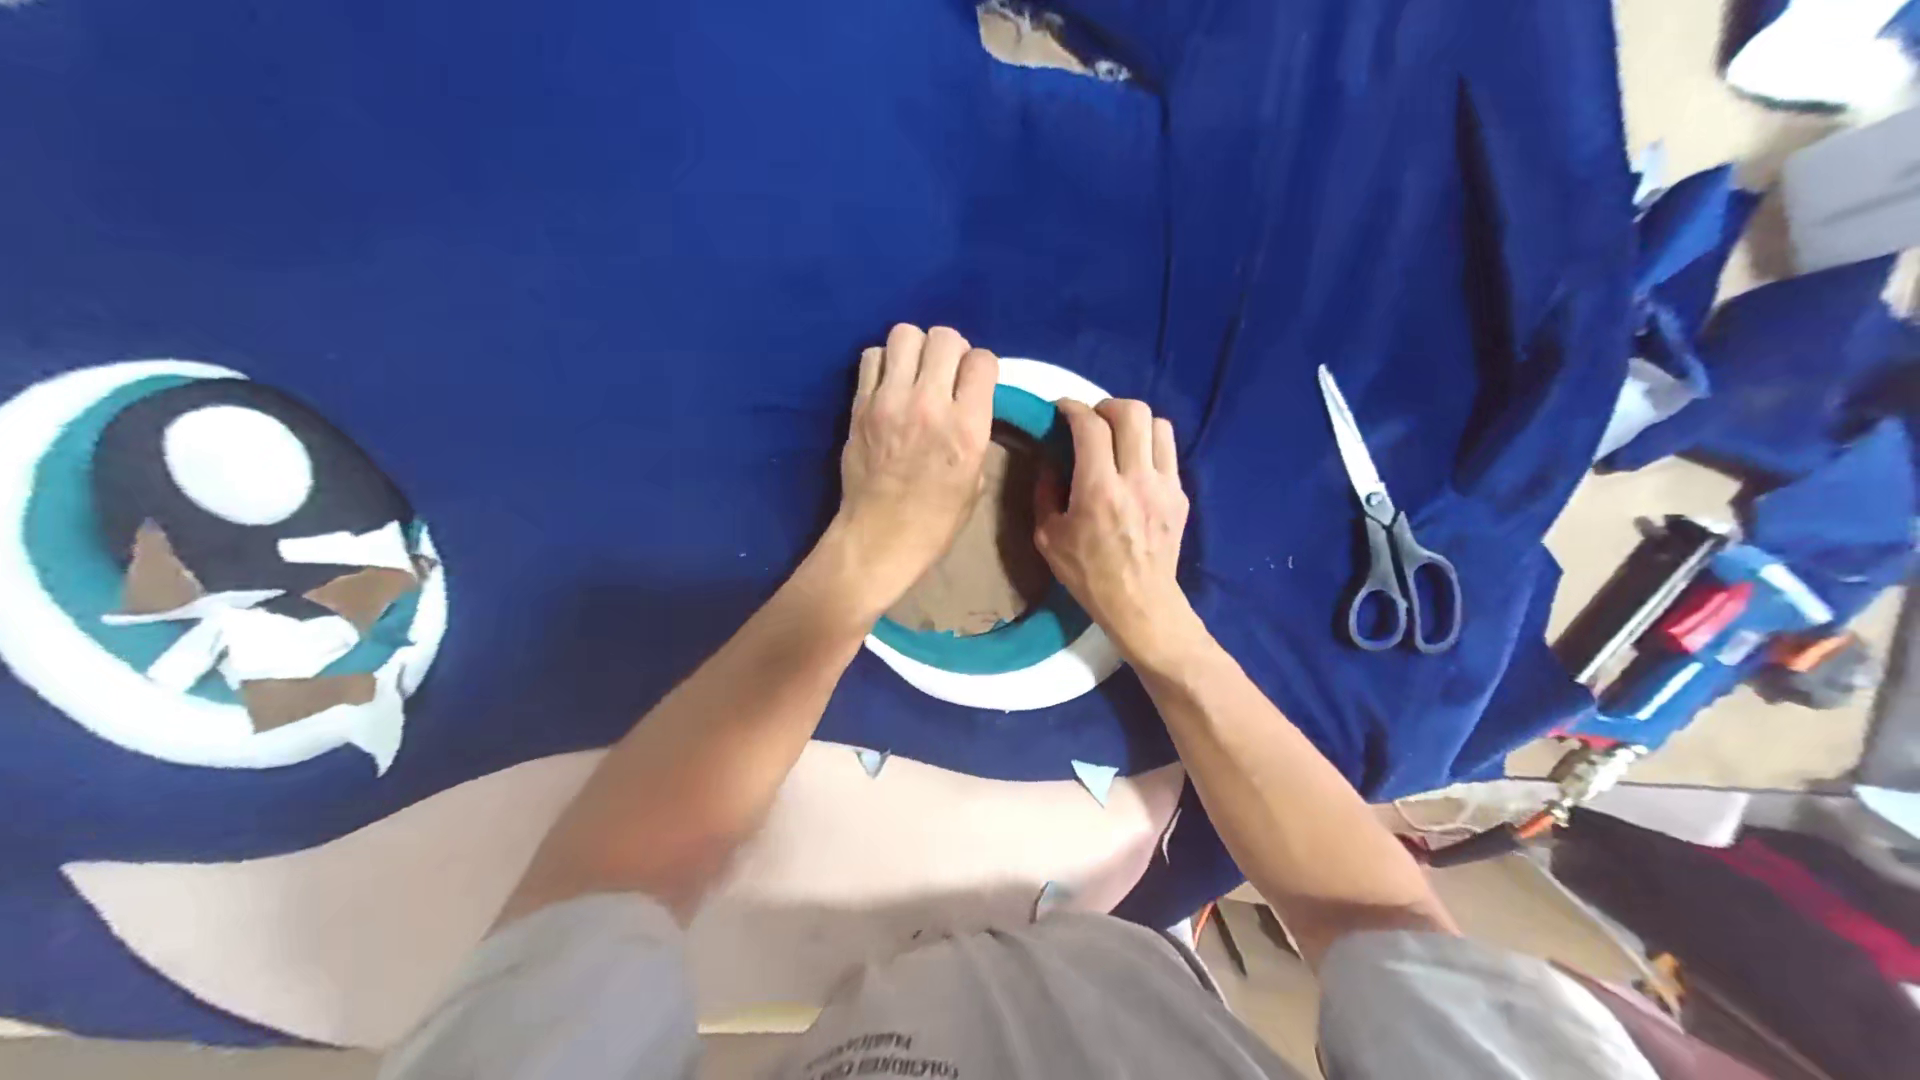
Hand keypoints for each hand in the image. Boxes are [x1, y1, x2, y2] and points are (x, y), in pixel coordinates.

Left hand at [830, 323, 997, 613]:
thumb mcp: (975, 480)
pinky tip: (888, 384)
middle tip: (945, 373)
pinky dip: (884, 362)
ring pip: (905, 334)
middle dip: (952, 350)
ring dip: (916, 348)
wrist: (879, 537)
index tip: (976, 382)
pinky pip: (872, 356)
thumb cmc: (935, 520)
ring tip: (915, 372)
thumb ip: (975, 434)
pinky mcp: (860, 405)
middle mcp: (930, 404)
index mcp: (967, 427)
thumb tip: (967, 408)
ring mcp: (890, 400)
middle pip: (945, 337)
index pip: (982, 360)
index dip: (982, 367)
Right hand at [1034, 399, 1197, 663]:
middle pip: (1131, 412)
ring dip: (1133, 422)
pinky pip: (1168, 451)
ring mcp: (1164, 486)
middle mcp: (1136, 479)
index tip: (1062, 409)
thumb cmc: (1088, 574)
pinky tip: (1134, 463)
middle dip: (1106, 406)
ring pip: (1157, 424)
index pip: (1091, 426)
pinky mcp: (1179, 495)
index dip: (1073, 408)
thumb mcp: (1048, 537)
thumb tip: (1050, 460)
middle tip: (1092, 420)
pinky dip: (1149, 445)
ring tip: (1117, 437)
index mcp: (1098, 490)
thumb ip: (1045, 493)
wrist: (1140, 603)